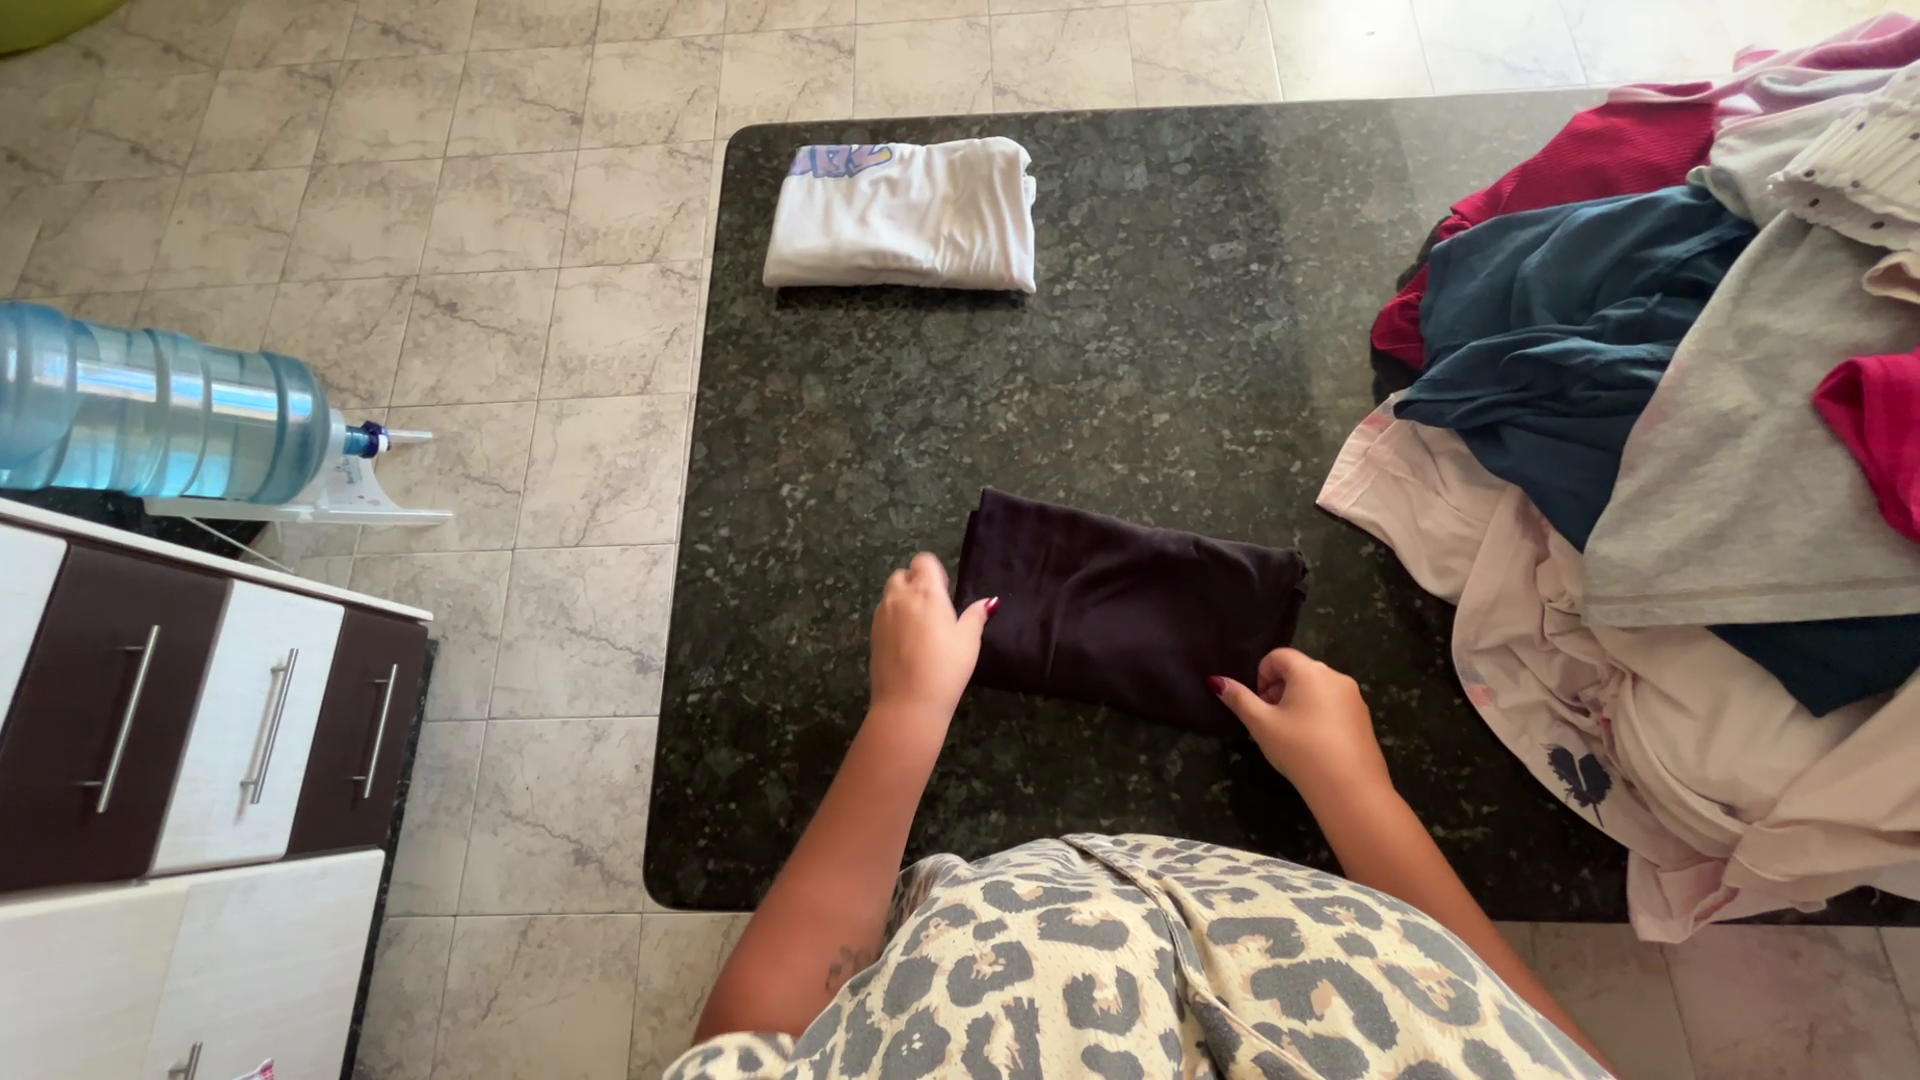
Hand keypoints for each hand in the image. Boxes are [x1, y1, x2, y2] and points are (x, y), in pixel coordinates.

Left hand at [868, 554, 995, 725]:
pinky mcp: (872, 634)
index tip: (944, 591)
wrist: (907, 703)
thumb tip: (989, 601)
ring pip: (889, 593)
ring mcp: (881, 615)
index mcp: (926, 592)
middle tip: (932, 607)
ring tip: (919, 625)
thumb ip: (976, 615)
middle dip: (915, 582)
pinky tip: (907, 642)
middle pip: (902, 574)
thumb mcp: (969, 640)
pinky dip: (893, 617)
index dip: (934, 571)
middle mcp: (899, 597)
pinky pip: (882, 614)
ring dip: (902, 599)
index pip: (923, 560)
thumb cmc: (946, 667)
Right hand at [1211, 649, 1392, 803]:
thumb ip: (1238, 698)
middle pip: (1298, 670)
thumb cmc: (1300, 749)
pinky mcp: (1364, 718)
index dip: (1261, 676)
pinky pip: (1333, 705)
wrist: (1351, 789)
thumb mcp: (1261, 724)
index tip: (1260, 704)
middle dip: (1278, 689)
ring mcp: (1354, 698)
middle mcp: (1335, 677)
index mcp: (1310, 671)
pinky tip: (1312, 744)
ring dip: (1297, 702)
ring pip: (1316, 688)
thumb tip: (1216, 680)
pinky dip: (1317, 715)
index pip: (1278, 656)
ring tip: (1290, 734)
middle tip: (1270, 720)